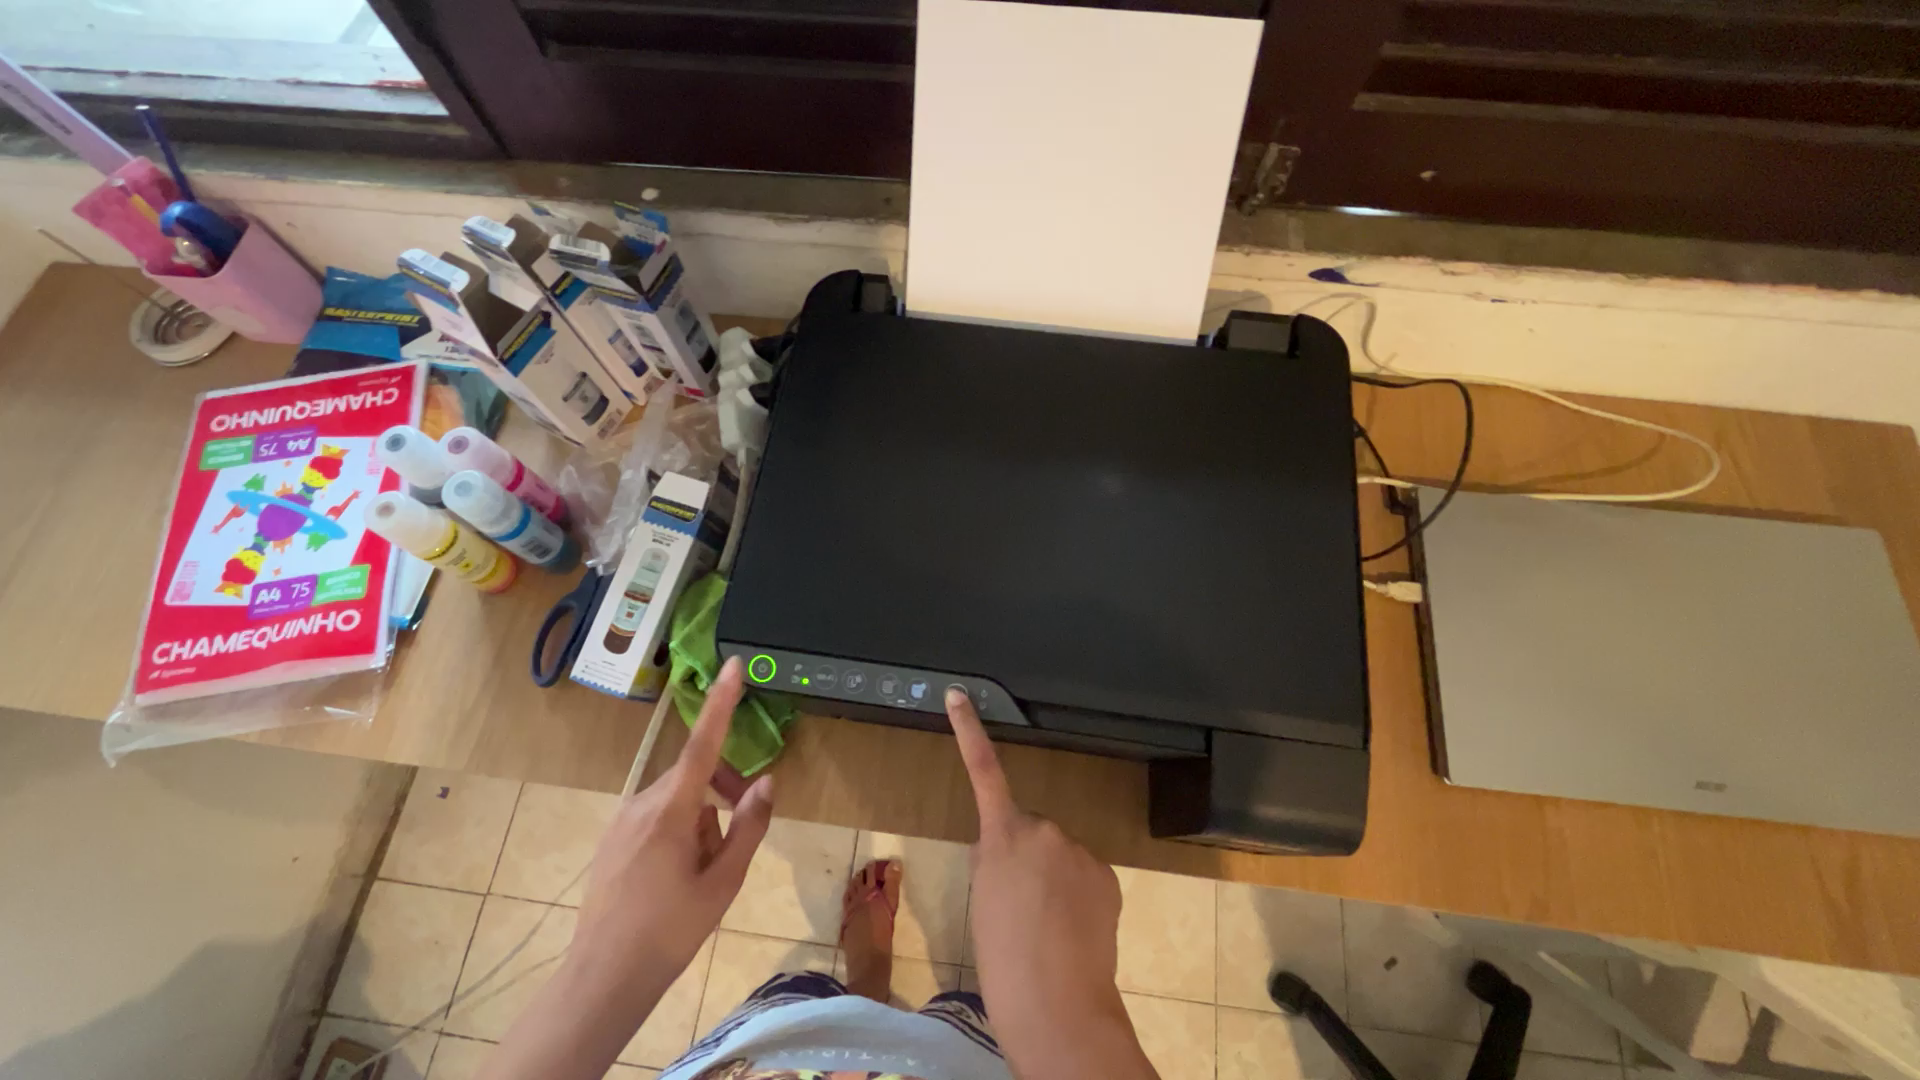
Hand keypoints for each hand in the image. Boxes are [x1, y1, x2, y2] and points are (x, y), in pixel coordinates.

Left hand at [570, 655, 774, 1003]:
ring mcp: (623, 820)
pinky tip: (677, 875)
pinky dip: (680, 830)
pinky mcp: (613, 838)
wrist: (604, 977)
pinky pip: (658, 816)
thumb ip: (749, 825)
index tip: (732, 665)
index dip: (721, 702)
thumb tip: (766, 781)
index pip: (703, 743)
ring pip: (679, 799)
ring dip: (702, 819)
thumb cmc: (671, 929)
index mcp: (672, 810)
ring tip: (704, 872)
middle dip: (724, 793)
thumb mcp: (725, 880)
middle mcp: (643, 803)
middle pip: (697, 776)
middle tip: (738, 840)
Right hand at [946, 687, 1155, 1079]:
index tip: (959, 694)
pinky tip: (1073, 927)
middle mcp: (1044, 829)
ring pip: (1058, 854)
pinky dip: (1077, 893)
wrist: (1055, 1004)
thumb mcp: (981, 901)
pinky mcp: (1107, 872)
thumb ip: (994, 859)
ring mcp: (1081, 849)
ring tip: (1047, 925)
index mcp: (1002, 835)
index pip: (983, 771)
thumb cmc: (1002, 958)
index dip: (969, 730)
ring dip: (1052, 877)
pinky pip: (1084, 873)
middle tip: (1017, 906)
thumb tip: (1010, 848)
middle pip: (1028, 830)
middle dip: (1023, 855)